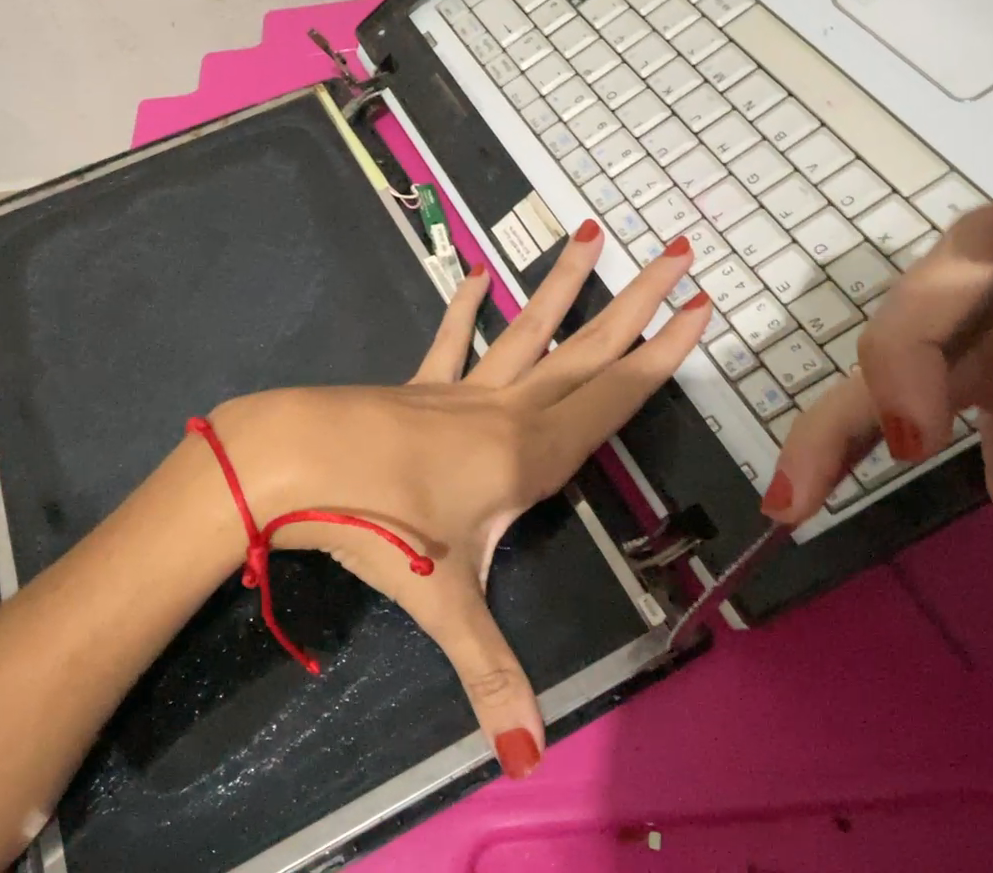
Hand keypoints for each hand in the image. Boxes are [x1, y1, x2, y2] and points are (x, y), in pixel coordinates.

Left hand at [204, 224, 709, 777]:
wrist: (292, 462)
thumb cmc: (376, 523)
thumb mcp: (445, 602)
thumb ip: (491, 673)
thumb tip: (527, 758)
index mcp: (529, 454)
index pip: (614, 398)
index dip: (661, 356)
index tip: (700, 307)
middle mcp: (505, 411)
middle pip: (586, 350)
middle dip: (636, 303)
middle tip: (678, 251)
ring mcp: (458, 393)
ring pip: (527, 332)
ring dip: (561, 286)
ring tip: (592, 232)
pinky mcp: (414, 390)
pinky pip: (449, 345)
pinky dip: (462, 312)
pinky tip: (475, 275)